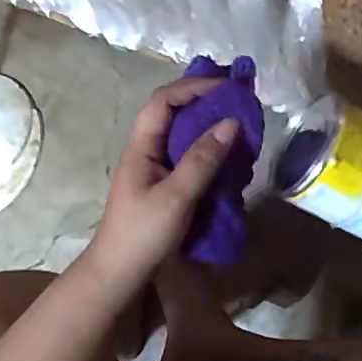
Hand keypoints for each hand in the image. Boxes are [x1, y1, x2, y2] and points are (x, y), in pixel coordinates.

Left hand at [83, 77, 238, 289]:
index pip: (164, 100)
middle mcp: (147, 151)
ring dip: (211, 127)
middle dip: (206, 101)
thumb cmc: (142, 234)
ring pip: (184, 136)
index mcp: (141, 146)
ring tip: (242, 126)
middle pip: (174, 112)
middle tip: (240, 100)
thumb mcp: (176, 197)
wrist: (120, 273)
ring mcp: (156, 169)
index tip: (227, 88)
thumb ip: (202, 160)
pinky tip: (231, 159)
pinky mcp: (166, 187)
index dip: (194, 86)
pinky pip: (190, 159)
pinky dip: (211, 152)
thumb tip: (231, 123)